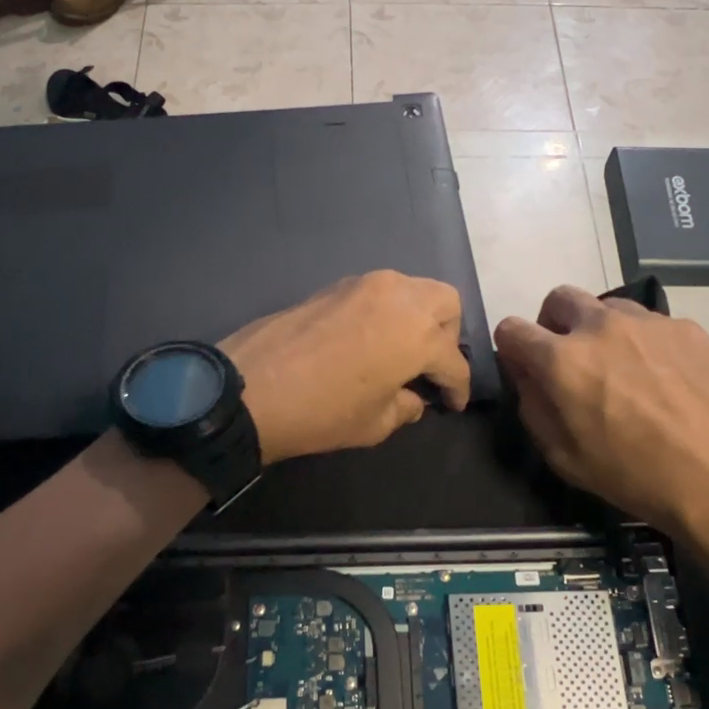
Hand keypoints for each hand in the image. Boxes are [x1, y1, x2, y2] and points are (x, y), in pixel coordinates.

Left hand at [221, 271, 470, 464]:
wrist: (251, 389)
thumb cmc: (322, 413)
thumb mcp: (374, 424)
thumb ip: (405, 407)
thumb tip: (414, 399)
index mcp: (419, 335)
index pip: (453, 362)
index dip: (457, 388)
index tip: (452, 405)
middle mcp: (400, 298)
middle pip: (445, 304)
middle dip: (446, 335)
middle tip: (429, 367)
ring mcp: (366, 285)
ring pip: (413, 289)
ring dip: (417, 317)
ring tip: (401, 351)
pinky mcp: (337, 285)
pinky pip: (379, 291)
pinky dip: (387, 311)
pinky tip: (370, 340)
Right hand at [494, 286, 708, 576]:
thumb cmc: (633, 475)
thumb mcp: (563, 456)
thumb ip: (533, 406)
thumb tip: (528, 376)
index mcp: (562, 360)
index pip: (512, 330)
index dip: (512, 350)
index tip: (526, 370)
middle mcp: (601, 326)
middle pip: (559, 299)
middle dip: (553, 325)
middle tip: (568, 361)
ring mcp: (648, 322)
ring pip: (607, 306)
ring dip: (599, 330)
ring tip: (620, 370)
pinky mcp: (687, 328)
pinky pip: (649, 324)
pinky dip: (641, 342)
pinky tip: (661, 380)